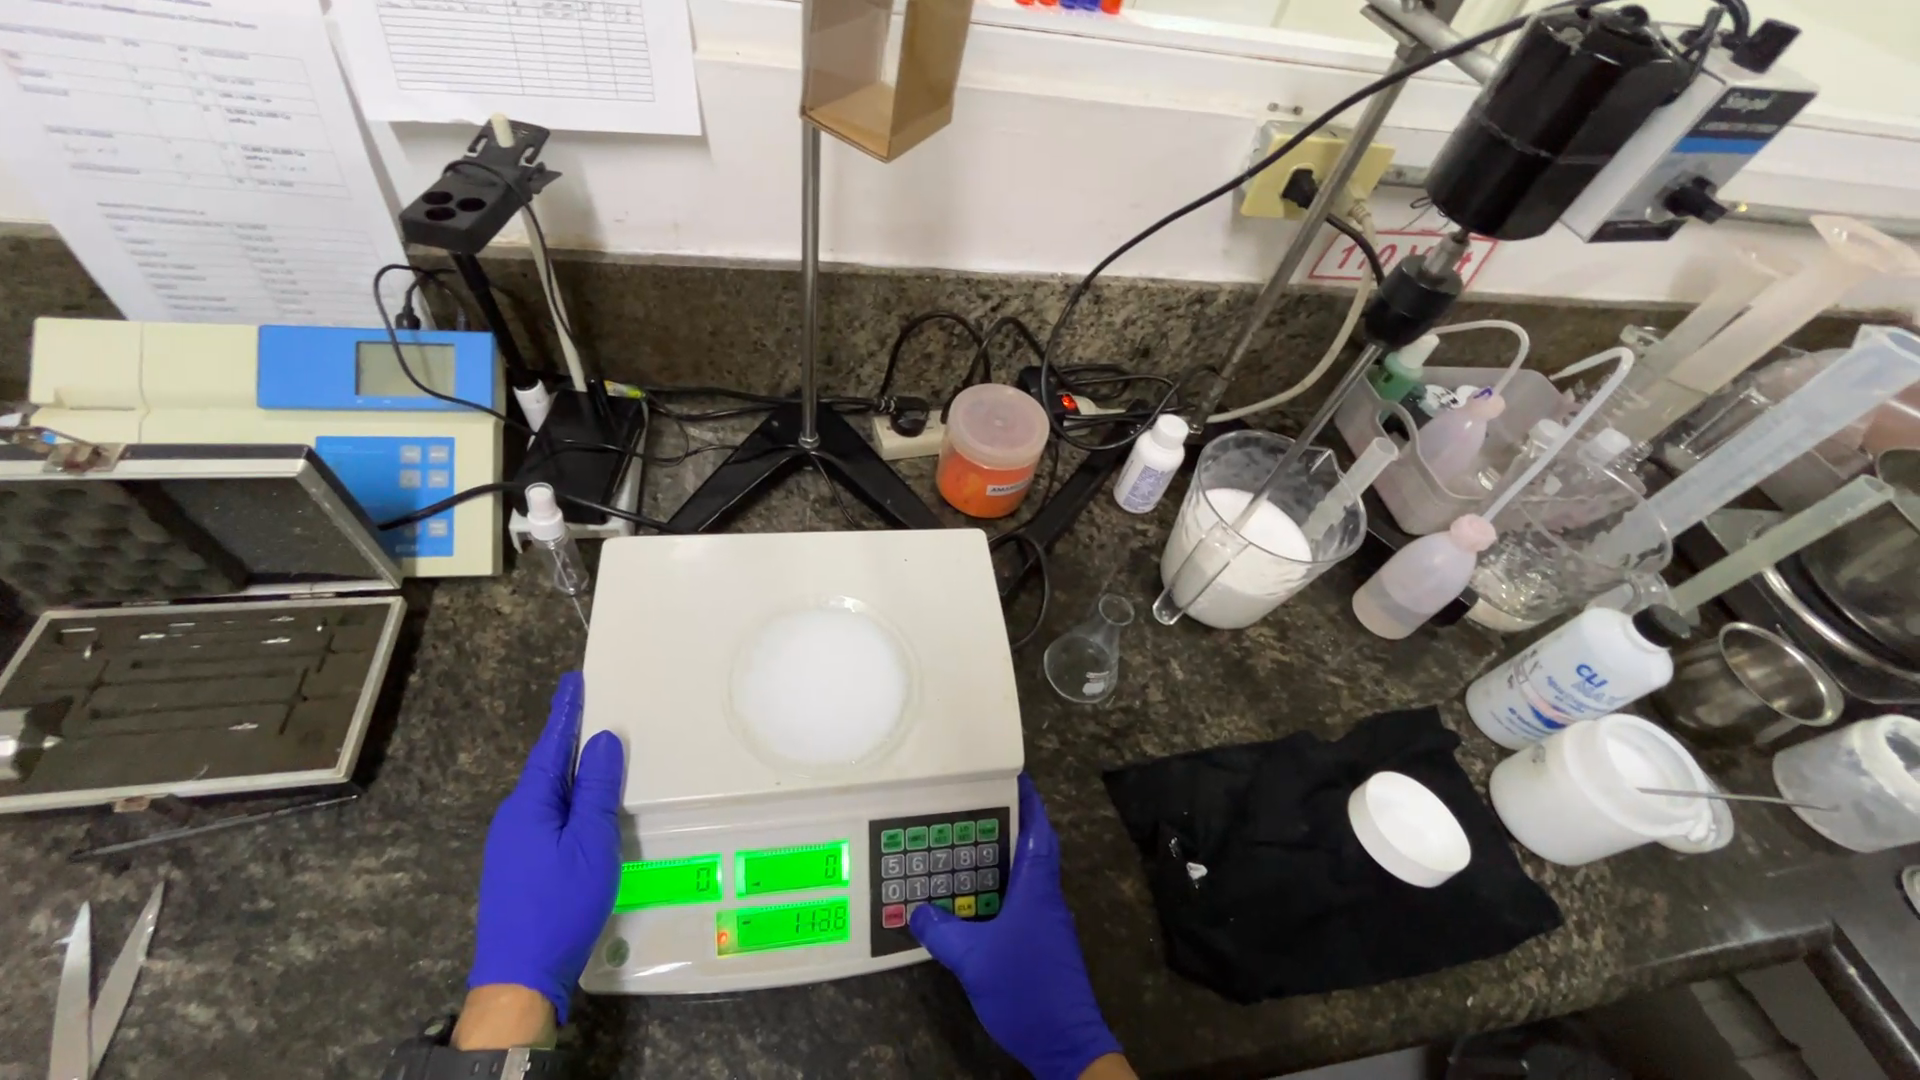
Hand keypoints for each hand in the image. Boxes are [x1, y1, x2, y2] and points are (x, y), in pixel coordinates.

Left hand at [468, 672, 625, 1024]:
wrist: (521, 973)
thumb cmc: (561, 902)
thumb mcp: (590, 842)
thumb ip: (597, 790)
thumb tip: (602, 740)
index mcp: (531, 804)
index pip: (553, 745)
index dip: (566, 713)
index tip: (573, 680)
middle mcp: (516, 815)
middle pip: (548, 765)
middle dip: (568, 735)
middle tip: (590, 703)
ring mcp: (516, 841)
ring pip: (550, 791)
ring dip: (571, 766)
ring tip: (594, 744)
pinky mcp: (522, 862)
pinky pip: (550, 813)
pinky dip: (570, 795)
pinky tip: (584, 799)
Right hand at [910, 775, 1125, 1079]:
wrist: (1067, 1042)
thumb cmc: (1025, 988)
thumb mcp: (973, 959)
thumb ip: (942, 932)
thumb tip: (916, 909)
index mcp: (1037, 888)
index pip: (1039, 831)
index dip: (1030, 801)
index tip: (1014, 777)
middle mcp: (1046, 897)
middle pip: (1034, 847)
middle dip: (1010, 824)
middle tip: (976, 807)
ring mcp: (1048, 922)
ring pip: (1027, 875)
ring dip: (1004, 858)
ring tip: (967, 846)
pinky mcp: (1044, 944)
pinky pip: (1022, 902)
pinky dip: (1002, 890)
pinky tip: (976, 900)